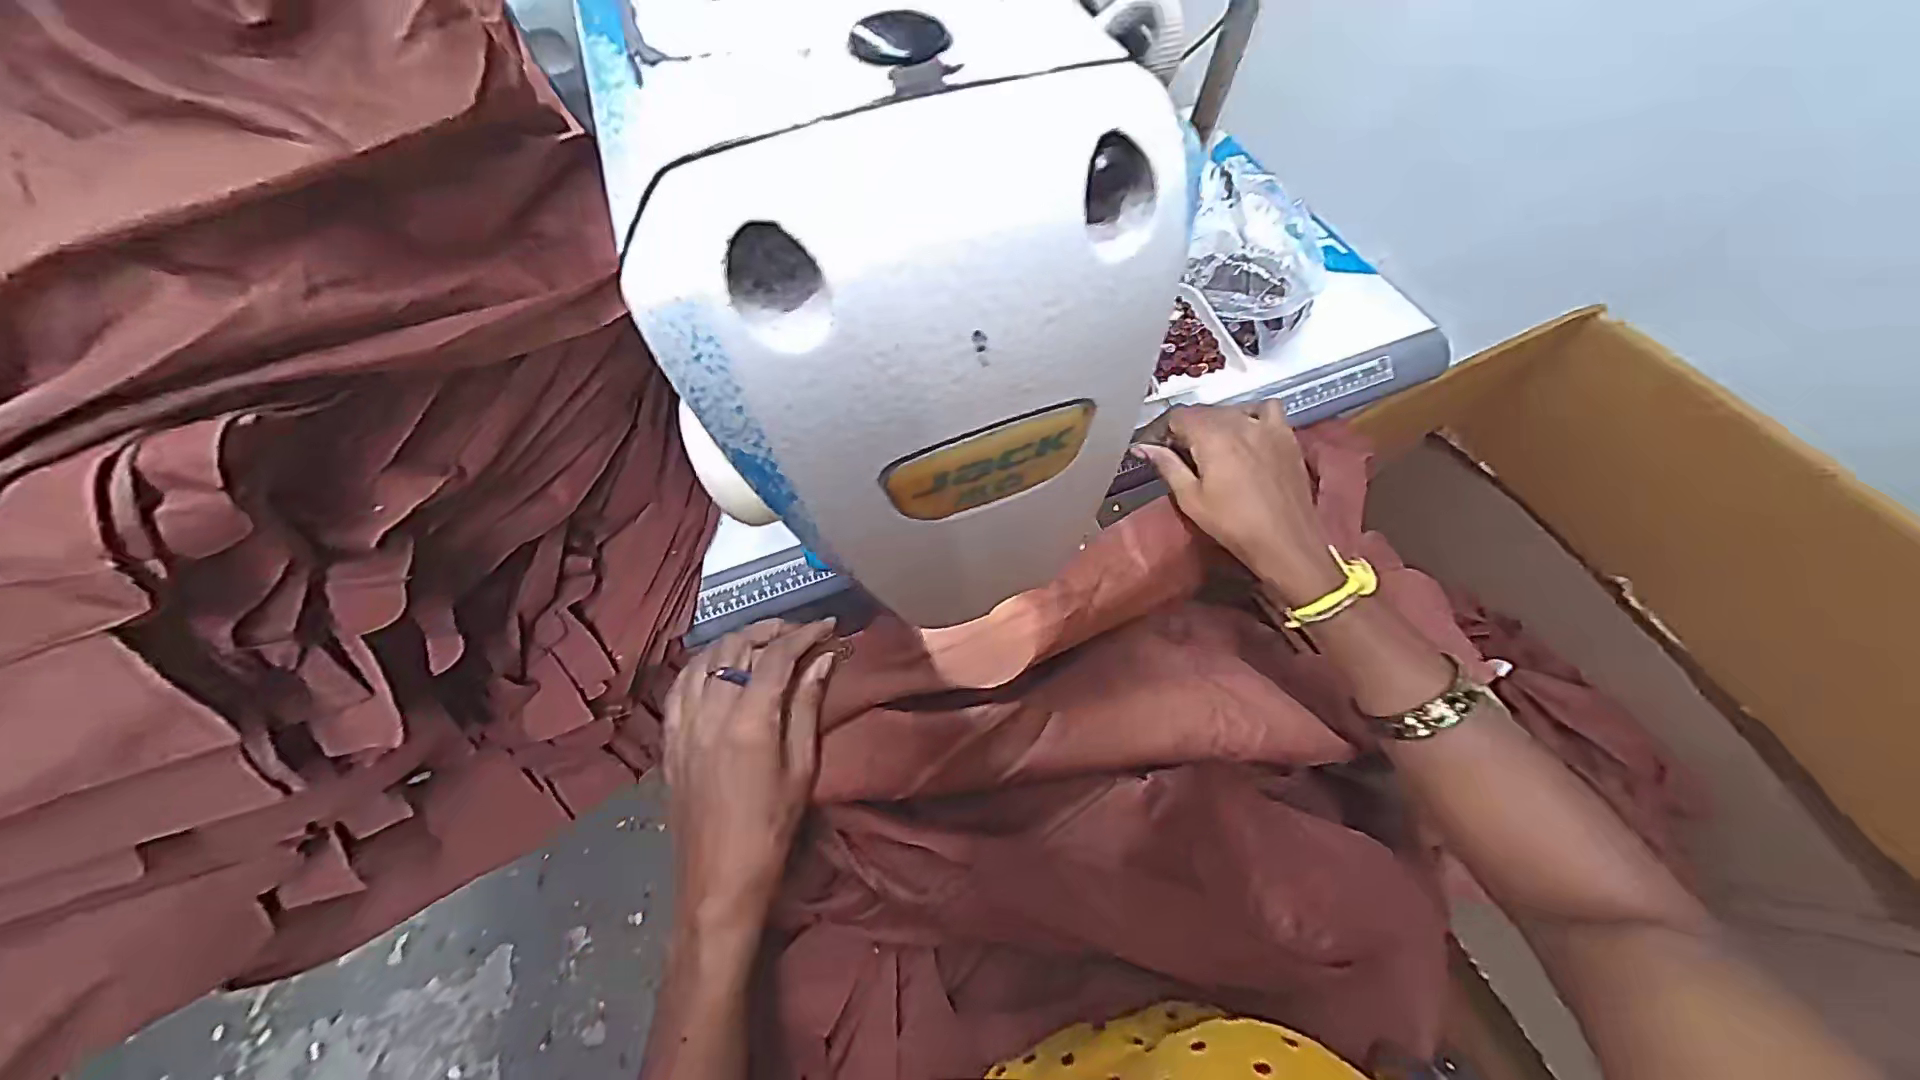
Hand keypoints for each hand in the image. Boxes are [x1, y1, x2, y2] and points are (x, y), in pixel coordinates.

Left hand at [663, 618, 837, 930]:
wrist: (718, 877)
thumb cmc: (772, 825)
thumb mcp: (802, 765)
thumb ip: (808, 704)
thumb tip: (823, 659)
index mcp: (748, 721)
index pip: (776, 655)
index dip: (804, 633)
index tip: (828, 625)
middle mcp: (709, 713)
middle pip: (736, 646)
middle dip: (770, 630)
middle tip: (799, 632)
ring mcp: (683, 724)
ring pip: (704, 658)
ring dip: (736, 640)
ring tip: (763, 642)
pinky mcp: (668, 738)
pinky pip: (681, 684)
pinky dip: (704, 663)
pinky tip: (720, 666)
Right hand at [1134, 401, 1344, 606]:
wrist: (1285, 540)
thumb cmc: (1232, 524)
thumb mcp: (1190, 498)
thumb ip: (1167, 466)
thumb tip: (1144, 447)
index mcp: (1212, 436)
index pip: (1178, 415)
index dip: (1164, 430)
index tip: (1159, 449)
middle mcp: (1240, 421)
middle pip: (1204, 411)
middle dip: (1187, 428)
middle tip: (1181, 455)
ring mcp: (1267, 425)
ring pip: (1232, 409)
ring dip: (1217, 421)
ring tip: (1213, 445)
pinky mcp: (1286, 435)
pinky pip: (1266, 410)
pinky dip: (1252, 415)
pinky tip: (1248, 434)